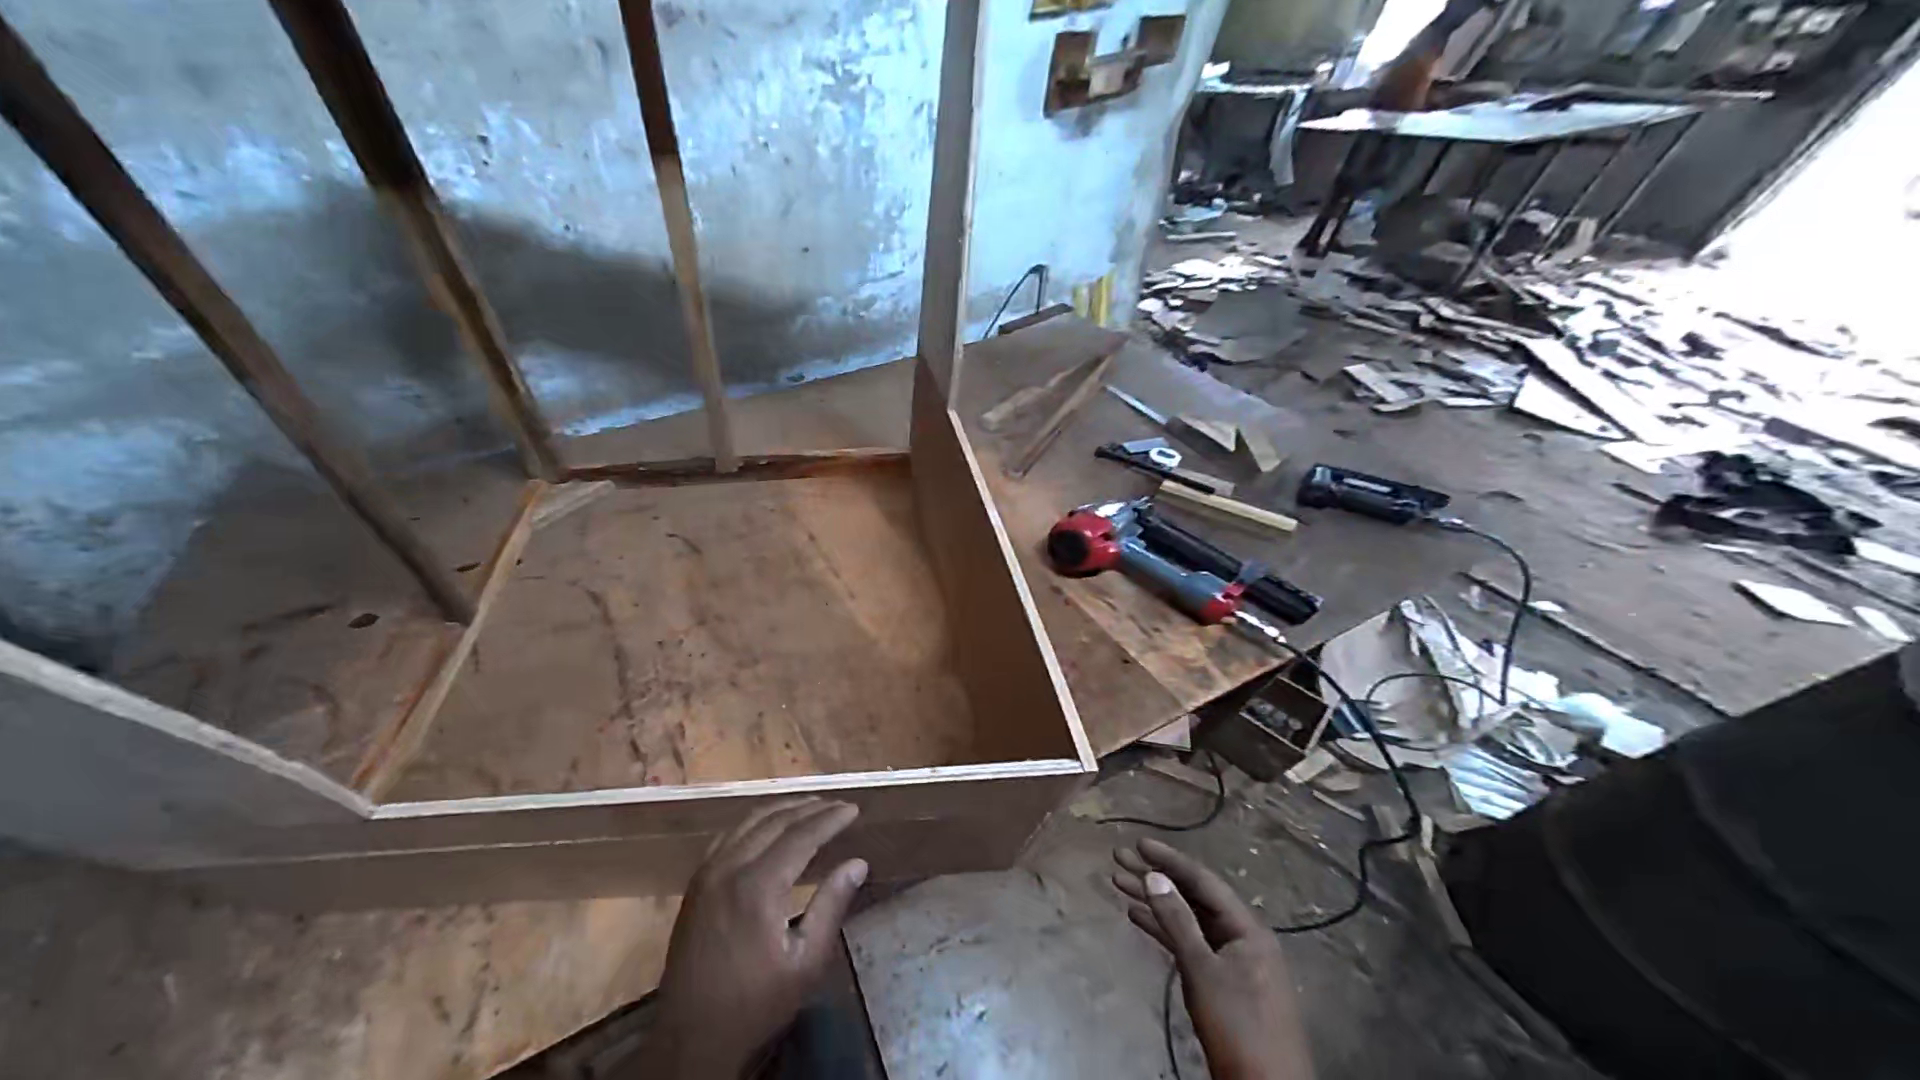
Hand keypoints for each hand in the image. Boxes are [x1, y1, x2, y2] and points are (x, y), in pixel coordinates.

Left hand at [651, 798, 868, 1078]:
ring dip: (782, 809)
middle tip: (837, 804)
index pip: (800, 835)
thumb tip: (858, 862)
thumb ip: (831, 905)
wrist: (691, 1037)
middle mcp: (728, 868)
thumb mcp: (806, 962)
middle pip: (775, 821)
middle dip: (809, 808)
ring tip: (810, 806)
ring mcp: (707, 873)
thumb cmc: (756, 1003)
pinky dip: (755, 822)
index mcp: (757, 886)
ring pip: (748, 822)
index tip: (853, 809)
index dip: (829, 819)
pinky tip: (768, 825)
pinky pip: (728, 836)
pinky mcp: (696, 883)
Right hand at [1113, 838, 1313, 1079]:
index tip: (1138, 843)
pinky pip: (1189, 944)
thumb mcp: (1203, 970)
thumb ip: (1178, 922)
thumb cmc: (1238, 1025)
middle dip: (1156, 877)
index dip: (1169, 859)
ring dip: (1155, 901)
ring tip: (1118, 883)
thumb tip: (1154, 875)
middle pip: (1193, 897)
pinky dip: (1164, 930)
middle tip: (1118, 859)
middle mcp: (1240, 936)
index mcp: (1246, 928)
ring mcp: (1231, 960)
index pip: (1203, 881)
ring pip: (1188, 920)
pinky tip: (1137, 917)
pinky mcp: (1221, 982)